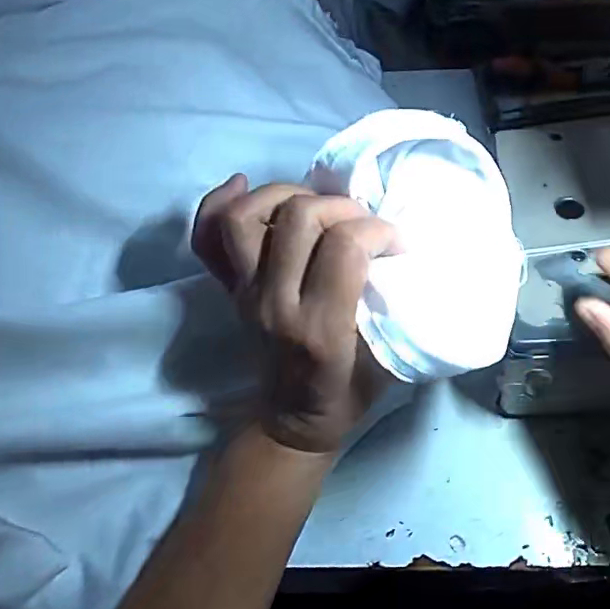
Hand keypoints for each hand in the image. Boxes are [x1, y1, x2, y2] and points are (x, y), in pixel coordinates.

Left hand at [192, 175, 399, 454]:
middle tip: (363, 224)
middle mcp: (275, 304)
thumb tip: (403, 258)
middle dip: (343, 206)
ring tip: (316, 205)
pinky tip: (245, 186)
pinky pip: (207, 237)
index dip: (380, 231)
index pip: (346, 246)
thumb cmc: (349, 394)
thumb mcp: (387, 361)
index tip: (397, 244)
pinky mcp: (229, 291)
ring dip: (286, 194)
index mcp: (322, 328)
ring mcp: (246, 294)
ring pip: (246, 217)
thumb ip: (394, 309)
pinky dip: (218, 202)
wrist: (292, 422)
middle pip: (299, 218)